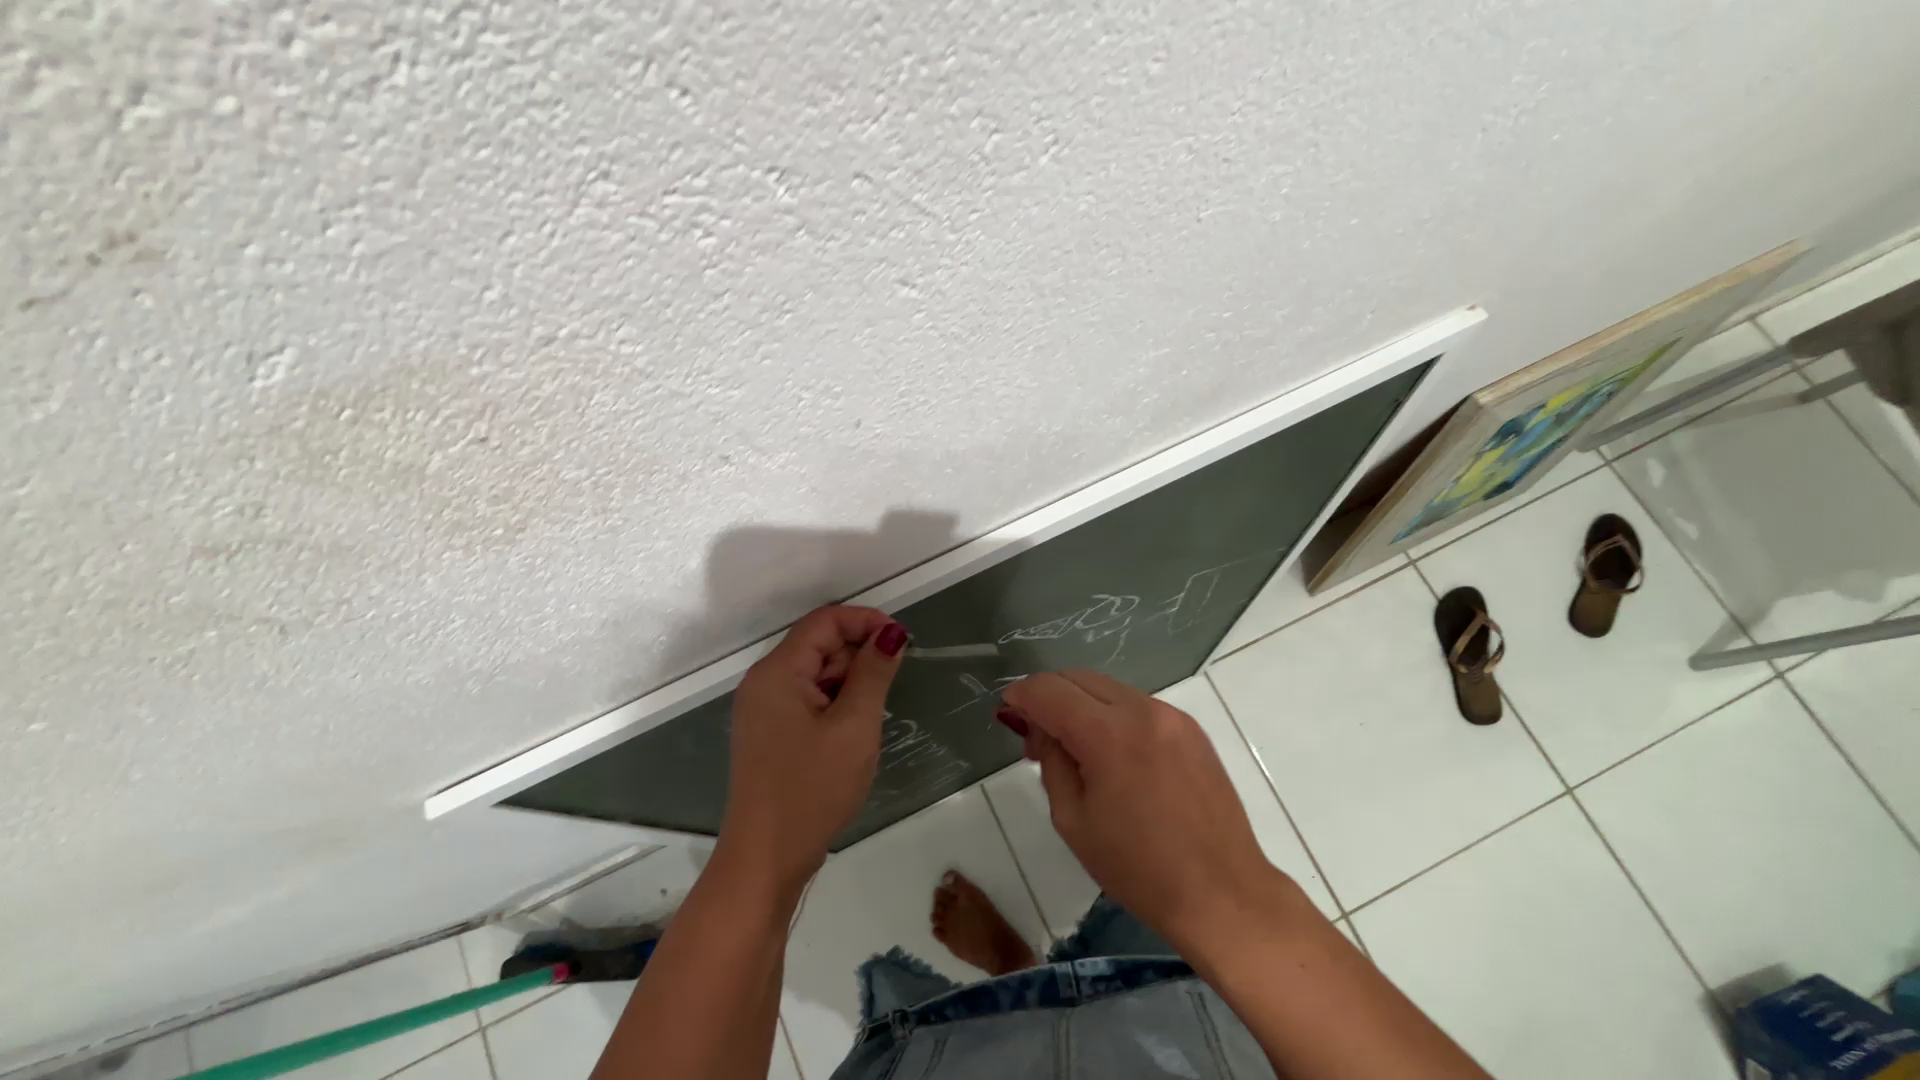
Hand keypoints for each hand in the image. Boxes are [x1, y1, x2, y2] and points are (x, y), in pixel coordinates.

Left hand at [719, 605, 907, 889]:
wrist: (767, 858)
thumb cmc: (812, 789)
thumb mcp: (854, 727)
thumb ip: (873, 673)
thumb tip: (891, 633)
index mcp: (777, 672)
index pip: (824, 622)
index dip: (865, 621)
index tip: (903, 641)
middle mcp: (764, 683)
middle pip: (818, 645)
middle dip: (859, 654)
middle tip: (892, 685)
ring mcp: (764, 710)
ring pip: (815, 674)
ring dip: (850, 682)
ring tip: (872, 717)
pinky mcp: (771, 735)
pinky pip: (807, 701)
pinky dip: (836, 704)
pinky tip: (854, 731)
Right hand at [1000, 670, 1290, 956]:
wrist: (1222, 893)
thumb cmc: (1139, 869)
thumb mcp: (1074, 821)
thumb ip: (1051, 762)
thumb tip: (1041, 729)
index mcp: (1109, 735)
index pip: (1050, 691)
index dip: (1021, 695)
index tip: (1007, 713)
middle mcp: (1143, 711)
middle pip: (1079, 678)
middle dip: (1049, 697)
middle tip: (1036, 739)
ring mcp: (1173, 717)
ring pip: (1109, 689)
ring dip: (1081, 705)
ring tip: (1073, 751)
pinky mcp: (1192, 730)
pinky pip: (1138, 707)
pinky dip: (1112, 716)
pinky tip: (1110, 755)